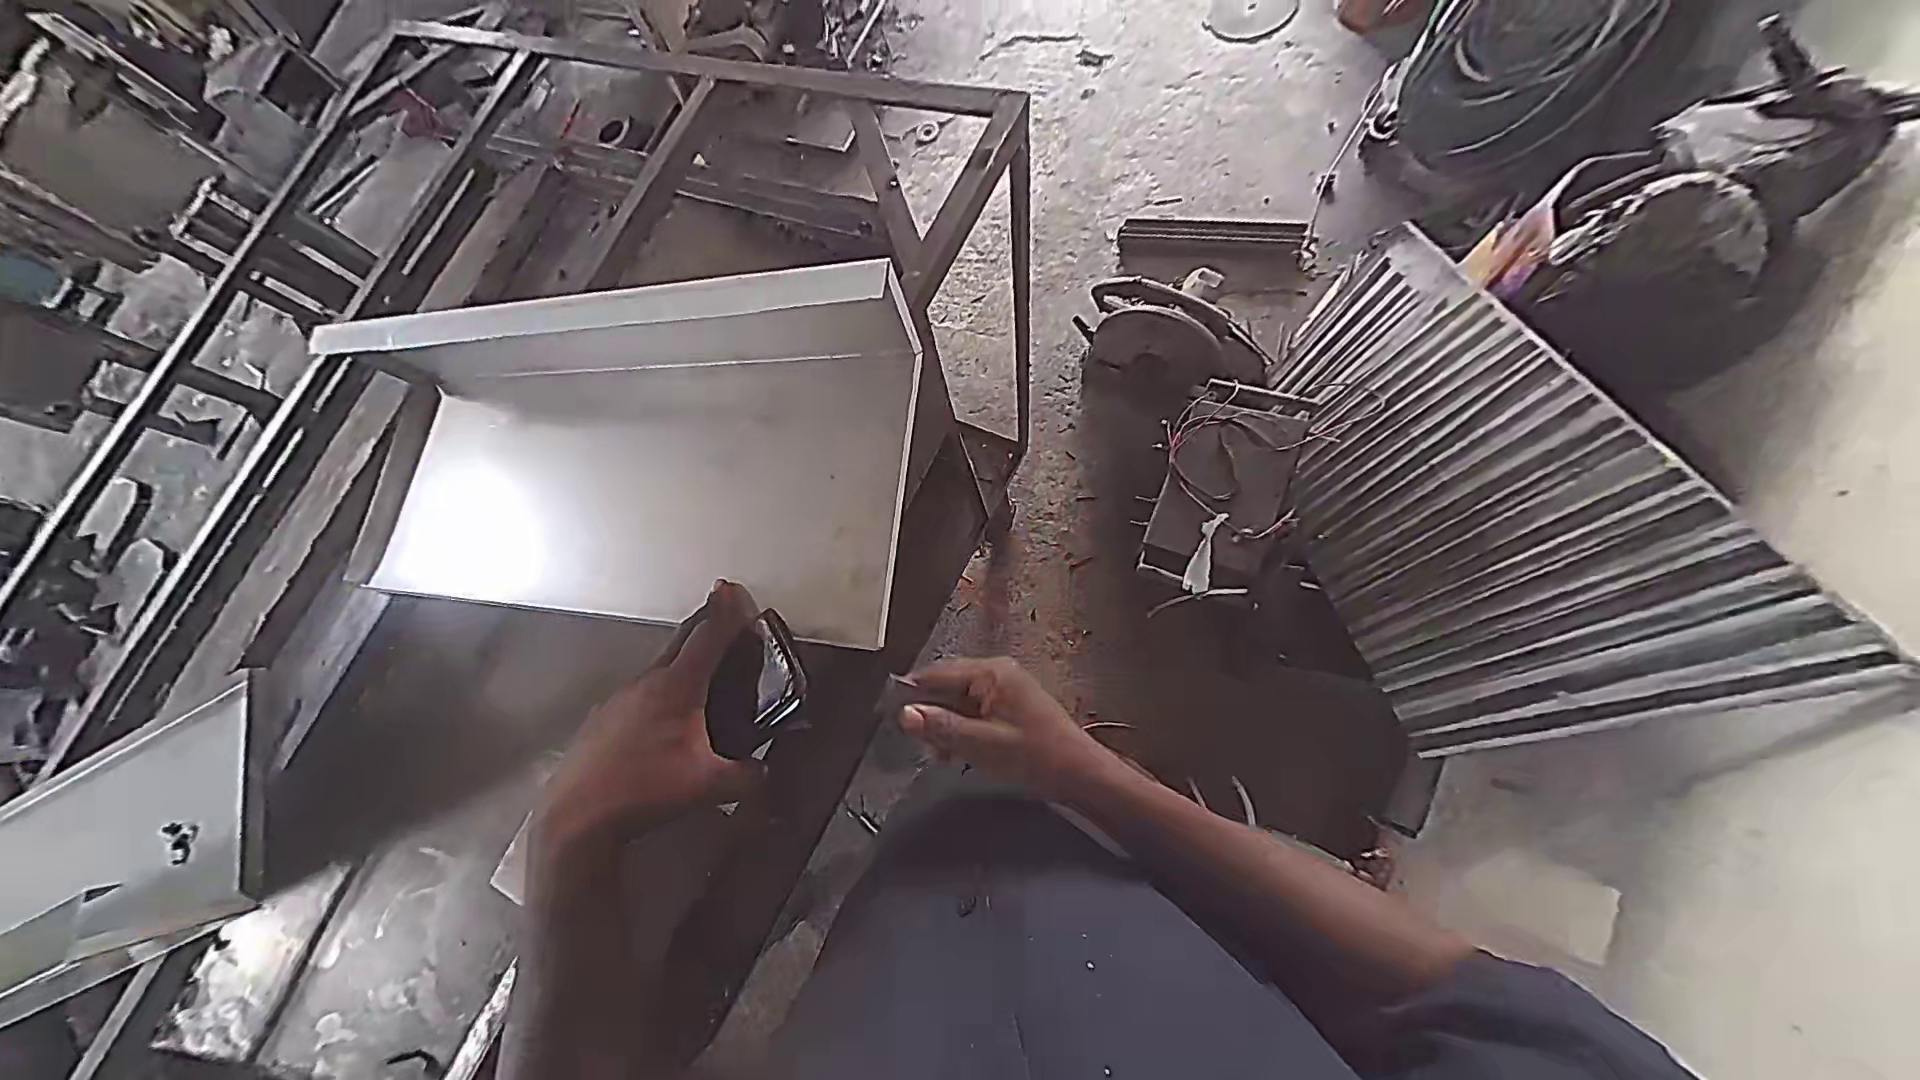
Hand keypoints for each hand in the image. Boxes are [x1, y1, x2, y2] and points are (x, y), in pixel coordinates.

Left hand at [537, 581, 765, 859]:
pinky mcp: (602, 718)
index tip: (732, 589)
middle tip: (721, 610)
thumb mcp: (710, 786)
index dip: (725, 612)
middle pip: (683, 640)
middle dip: (706, 622)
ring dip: (683, 656)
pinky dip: (660, 685)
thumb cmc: (644, 792)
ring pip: (660, 665)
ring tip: (700, 665)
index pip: (708, 637)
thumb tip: (764, 772)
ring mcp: (620, 698)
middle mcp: (647, 683)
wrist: (576, 819)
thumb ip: (748, 776)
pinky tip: (662, 711)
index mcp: (677, 688)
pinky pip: (640, 689)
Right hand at [895, 657, 1116, 801]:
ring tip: (944, 753)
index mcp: (992, 673)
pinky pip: (975, 710)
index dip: (913, 695)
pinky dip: (964, 729)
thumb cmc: (1037, 756)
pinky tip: (961, 751)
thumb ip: (941, 727)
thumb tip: (905, 714)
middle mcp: (998, 672)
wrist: (1081, 774)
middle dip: (932, 715)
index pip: (937, 674)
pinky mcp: (1011, 705)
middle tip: (923, 744)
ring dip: (947, 725)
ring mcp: (1006, 687)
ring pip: (960, 701)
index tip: (893, 717)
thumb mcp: (981, 745)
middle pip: (948, 686)